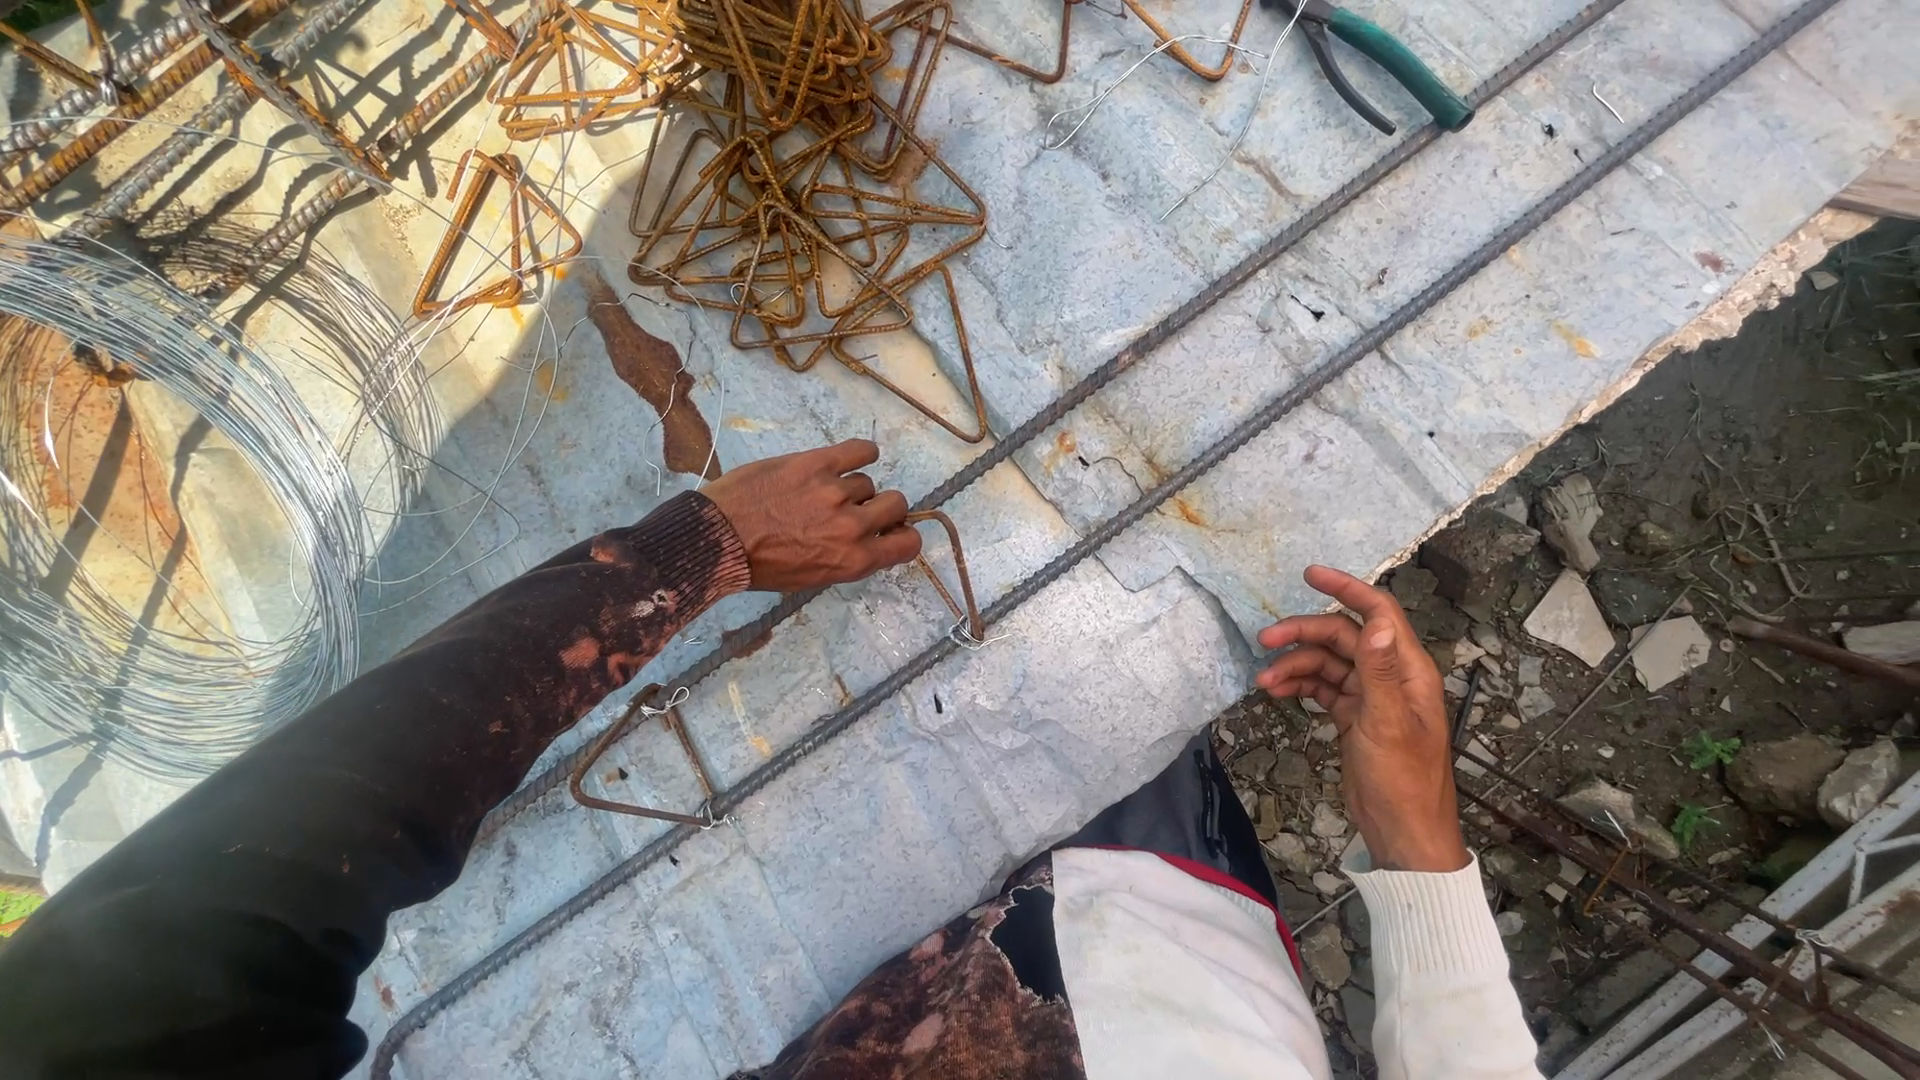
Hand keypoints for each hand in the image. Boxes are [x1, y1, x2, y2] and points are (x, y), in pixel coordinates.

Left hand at [701, 439, 922, 590]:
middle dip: (882, 507)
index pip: (908, 543)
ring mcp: (836, 491)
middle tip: (859, 508)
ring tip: (824, 491)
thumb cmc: (761, 566)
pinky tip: (856, 457)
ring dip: (852, 487)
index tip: (889, 531)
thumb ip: (849, 558)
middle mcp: (853, 526)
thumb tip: (870, 538)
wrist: (717, 539)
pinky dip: (863, 453)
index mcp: (854, 560)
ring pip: (866, 482)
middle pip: (896, 504)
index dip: (903, 535)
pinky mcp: (817, 463)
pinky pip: (858, 450)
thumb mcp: (814, 577)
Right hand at [1254, 565, 1467, 873]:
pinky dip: (1298, 685)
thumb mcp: (1388, 722)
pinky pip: (1320, 686)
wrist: (1401, 830)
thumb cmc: (1402, 778)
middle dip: (1303, 634)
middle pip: (1342, 636)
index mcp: (1406, 670)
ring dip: (1294, 664)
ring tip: (1265, 680)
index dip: (1346, 589)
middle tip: (1264, 639)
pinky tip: (1277, 692)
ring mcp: (1368, 695)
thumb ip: (1379, 670)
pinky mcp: (1352, 714)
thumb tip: (1376, 620)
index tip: (1310, 574)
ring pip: (1326, 662)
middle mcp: (1388, 676)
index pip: (1378, 613)